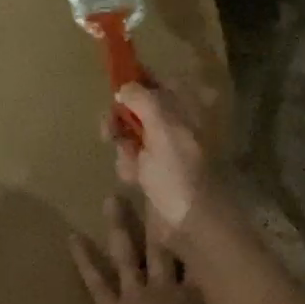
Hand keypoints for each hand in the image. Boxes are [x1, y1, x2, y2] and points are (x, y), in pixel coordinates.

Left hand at [69, 196, 230, 303]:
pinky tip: (71, 237)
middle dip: (160, 215)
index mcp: (203, 299)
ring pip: (127, 253)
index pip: (204, 258)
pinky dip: (83, 259)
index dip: (200, 231)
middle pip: (165, 245)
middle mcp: (169, 288)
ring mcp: (136, 294)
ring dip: (120, 225)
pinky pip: (95, 279)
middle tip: (154, 184)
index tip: (196, 203)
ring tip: (111, 198)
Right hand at [110, 82, 211, 250]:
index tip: (114, 92)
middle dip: (121, 119)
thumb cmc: (181, 172)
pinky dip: (128, 165)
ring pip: (131, 133)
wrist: (195, 223)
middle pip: (139, 106)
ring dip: (123, 146)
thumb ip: (143, 99)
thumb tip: (125, 87)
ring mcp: (168, 147)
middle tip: (109, 131)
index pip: (158, 81)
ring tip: (129, 164)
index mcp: (188, 107)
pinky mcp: (158, 170)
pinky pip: (133, 157)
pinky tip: (133, 178)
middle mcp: (179, 122)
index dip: (135, 82)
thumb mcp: (163, 127)